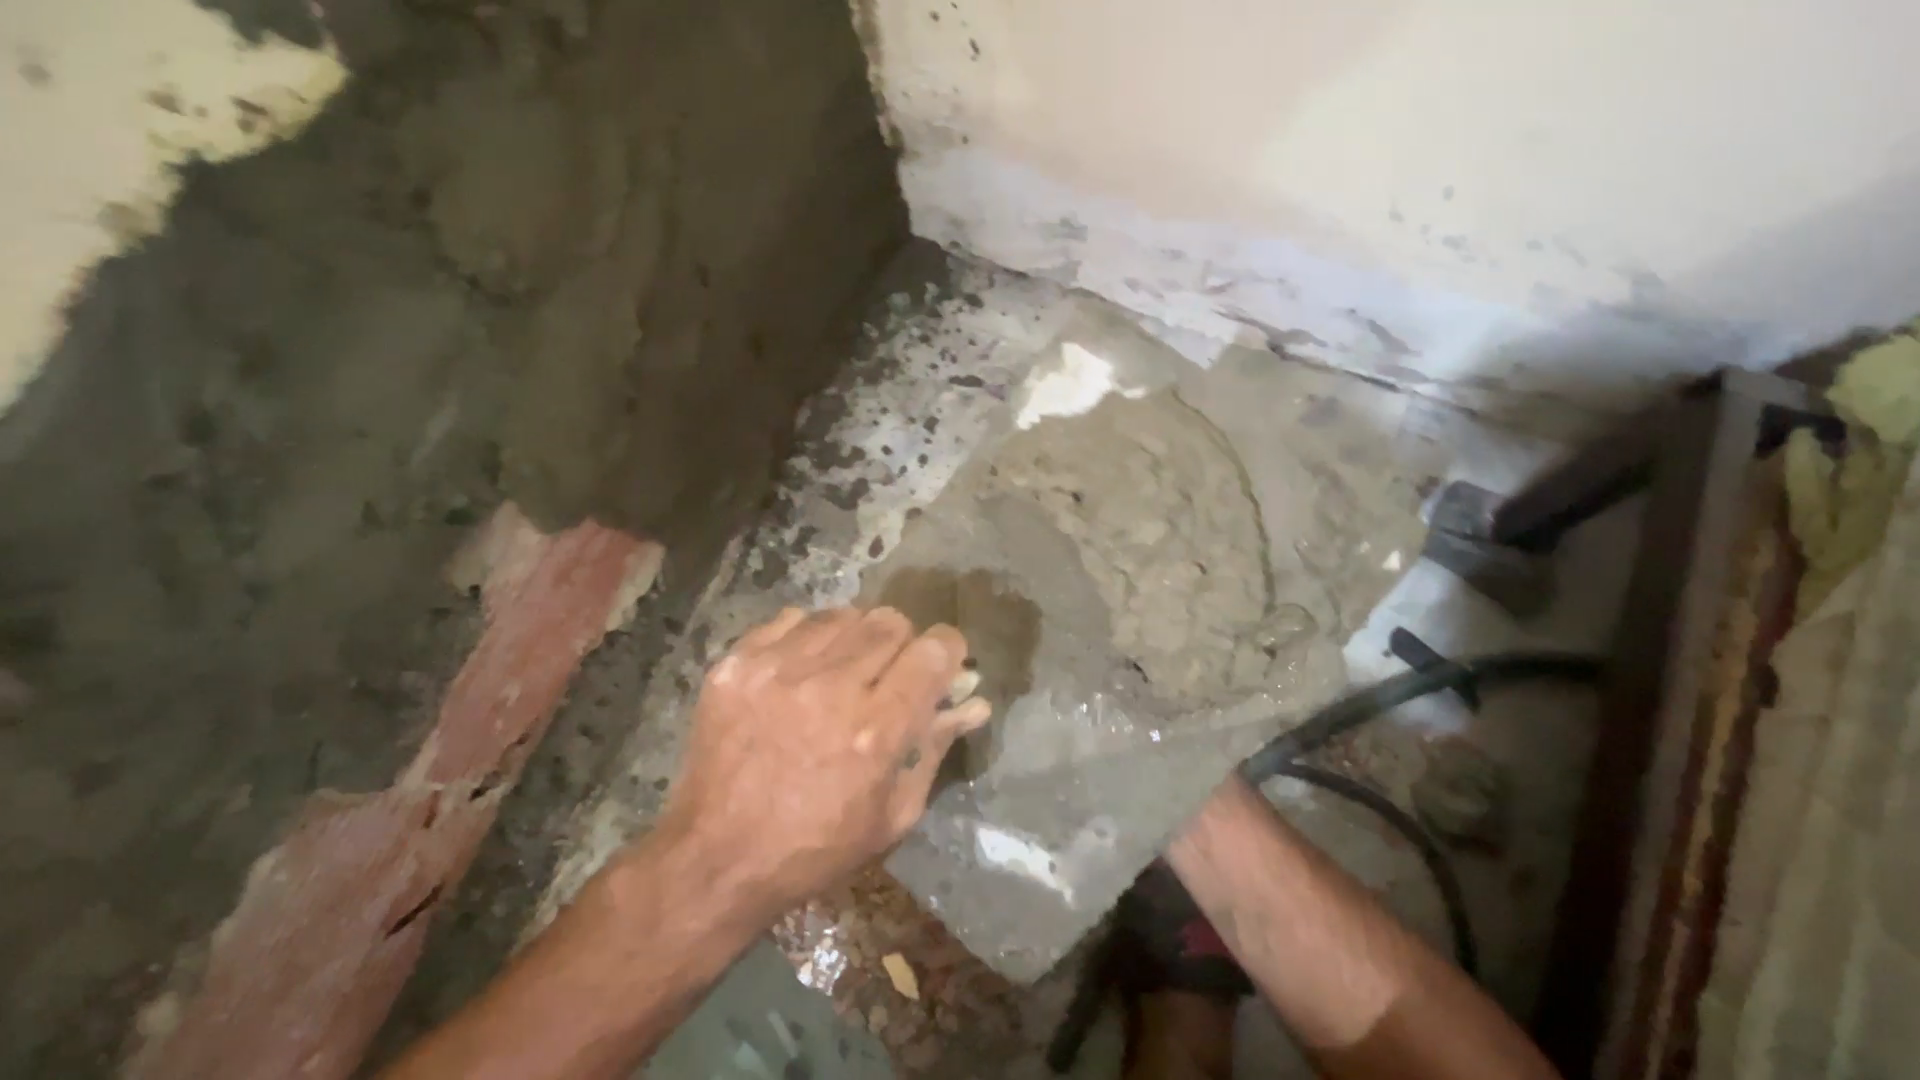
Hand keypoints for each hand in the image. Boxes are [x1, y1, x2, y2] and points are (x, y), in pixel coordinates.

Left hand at [662, 607, 992, 917]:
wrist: (717, 858)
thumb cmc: (816, 848)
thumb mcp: (892, 815)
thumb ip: (935, 747)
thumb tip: (974, 701)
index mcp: (875, 730)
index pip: (934, 649)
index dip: (948, 651)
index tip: (943, 666)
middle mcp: (829, 687)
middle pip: (890, 622)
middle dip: (903, 645)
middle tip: (889, 677)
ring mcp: (777, 670)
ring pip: (843, 614)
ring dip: (856, 638)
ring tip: (844, 671)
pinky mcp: (737, 664)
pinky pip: (792, 620)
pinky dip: (808, 637)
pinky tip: (803, 669)